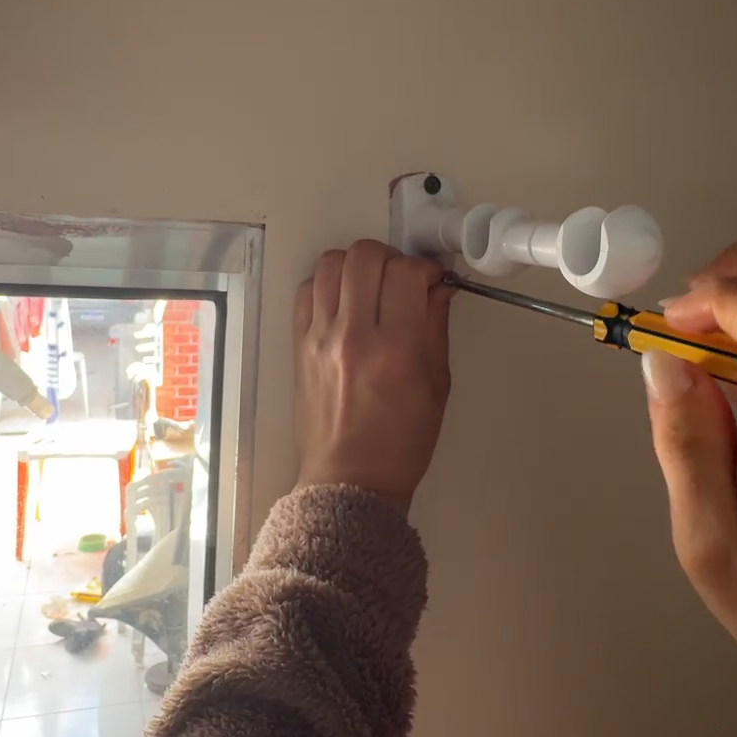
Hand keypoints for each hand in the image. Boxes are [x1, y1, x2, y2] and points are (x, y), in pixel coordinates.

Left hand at [293, 239, 453, 511]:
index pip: (406, 273)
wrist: (349, 480)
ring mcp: (319, 338)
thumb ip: (435, 328)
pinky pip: (304, 290)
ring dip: (355, 265)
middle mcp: (353, 336)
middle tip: (399, 279)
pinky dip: (325, 284)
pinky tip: (342, 302)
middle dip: (390, 257)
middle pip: (364, 257)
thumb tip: (438, 287)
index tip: (430, 280)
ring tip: (368, 286)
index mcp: (396, 350)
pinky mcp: (298, 345)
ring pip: (329, 264)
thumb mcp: (436, 386)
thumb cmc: (401, 442)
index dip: (424, 267)